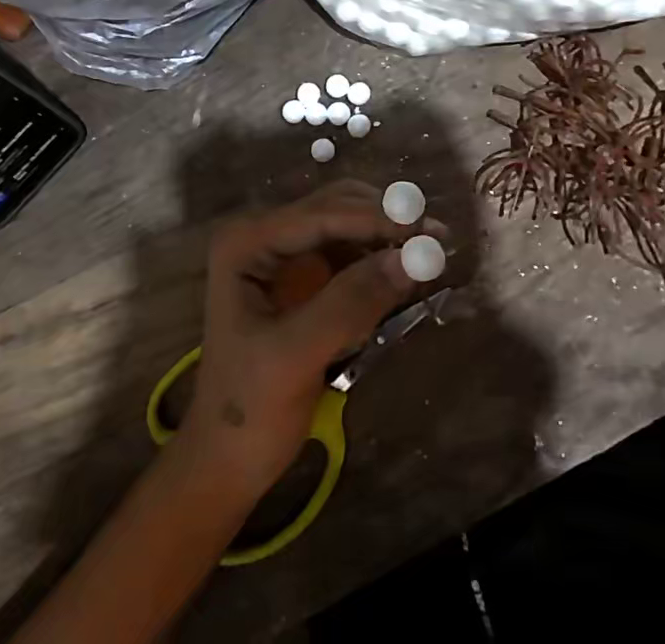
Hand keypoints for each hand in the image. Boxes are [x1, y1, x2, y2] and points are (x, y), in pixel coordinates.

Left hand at [181, 180, 442, 495]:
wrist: (228, 455)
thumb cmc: (249, 407)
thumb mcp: (296, 354)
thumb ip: (349, 304)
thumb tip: (412, 257)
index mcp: (245, 244)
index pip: (319, 215)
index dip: (375, 217)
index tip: (428, 230)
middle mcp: (262, 238)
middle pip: (334, 209)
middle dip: (384, 221)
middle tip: (437, 240)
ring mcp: (282, 258)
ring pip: (346, 228)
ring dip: (385, 238)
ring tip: (429, 258)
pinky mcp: (301, 282)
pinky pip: (348, 256)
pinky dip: (378, 261)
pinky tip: (406, 277)